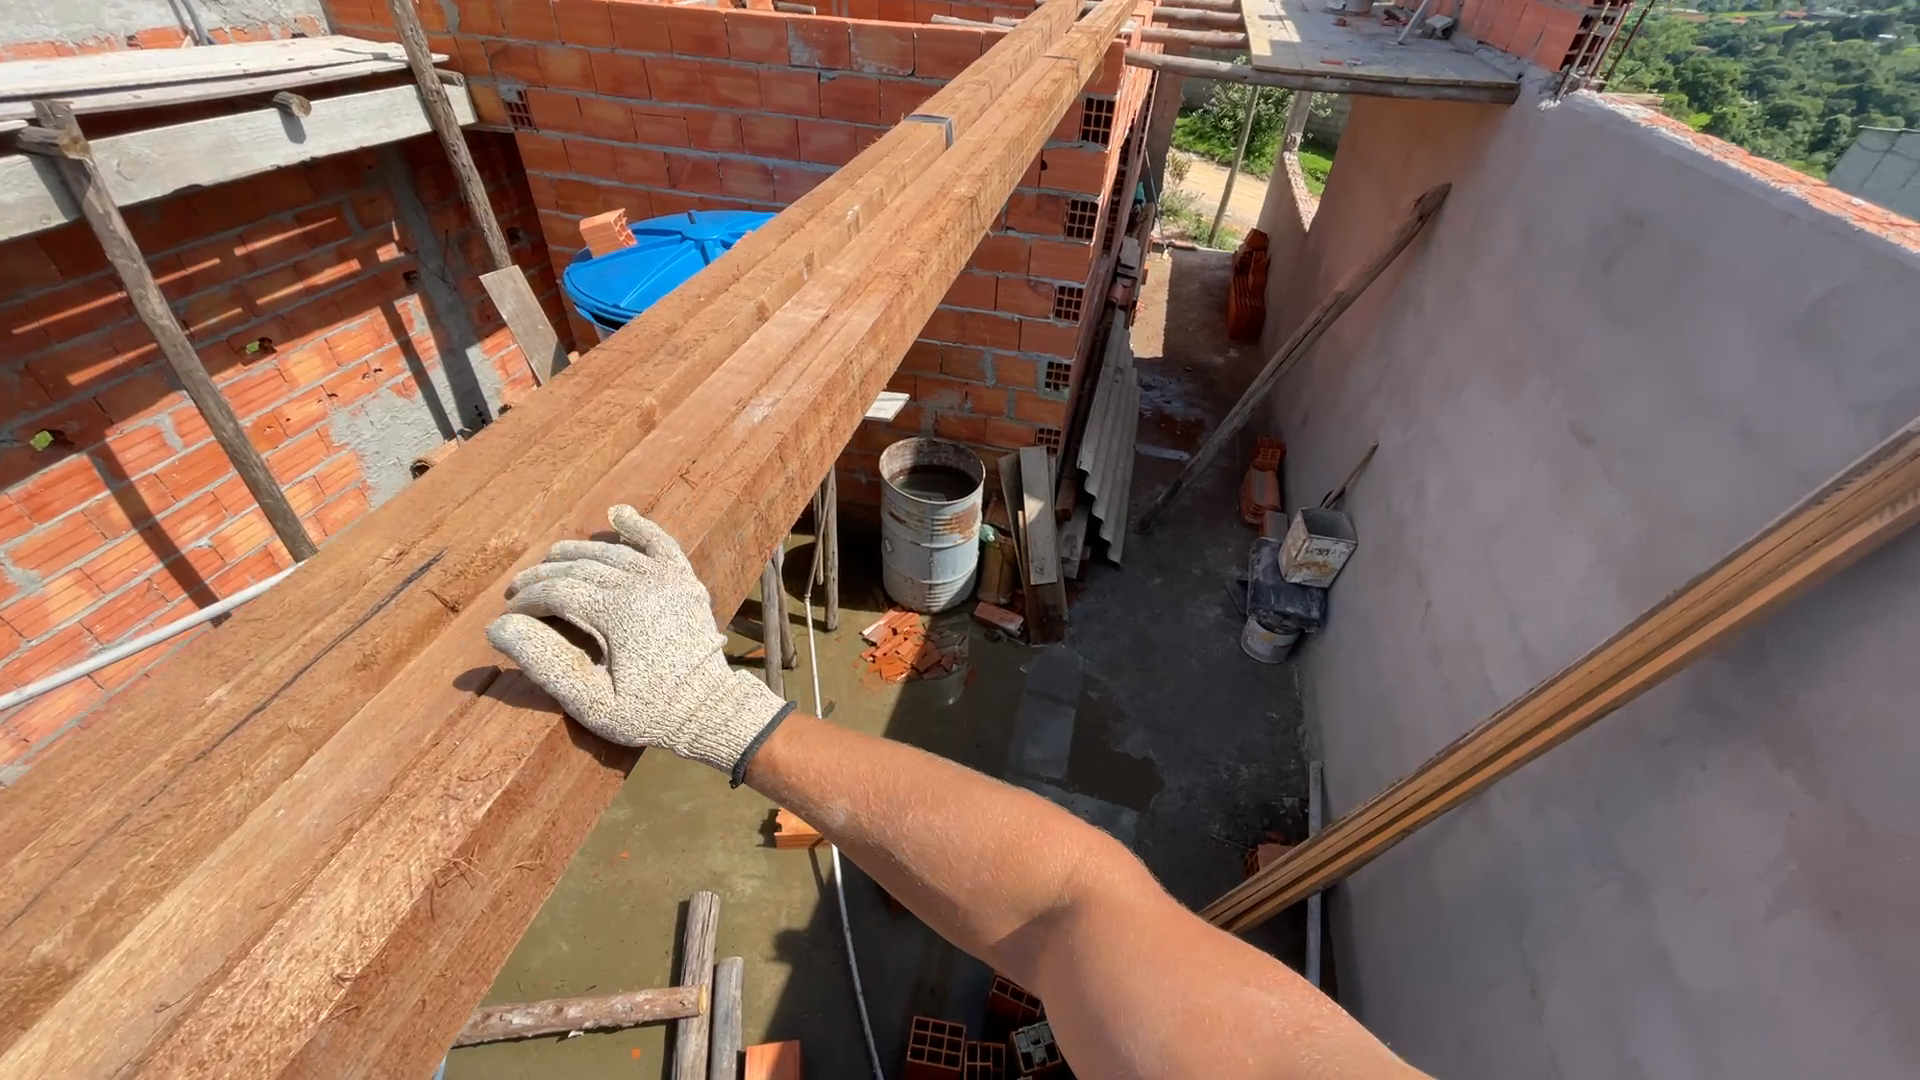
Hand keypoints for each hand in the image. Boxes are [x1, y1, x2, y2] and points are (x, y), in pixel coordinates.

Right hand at [485, 505, 792, 783]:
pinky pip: (662, 545)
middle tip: (518, 589)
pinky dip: (640, 528)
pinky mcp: (687, 583)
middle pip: (582, 567)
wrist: (708, 709)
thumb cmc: (649, 713)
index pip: (559, 592)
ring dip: (578, 552)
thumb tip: (500, 625)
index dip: (528, 601)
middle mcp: (646, 585)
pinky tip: (619, 513)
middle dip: (544, 576)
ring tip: (550, 561)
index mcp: (620, 612)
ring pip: (614, 553)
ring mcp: (670, 580)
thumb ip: (545, 662)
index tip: (508, 615)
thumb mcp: (591, 701)